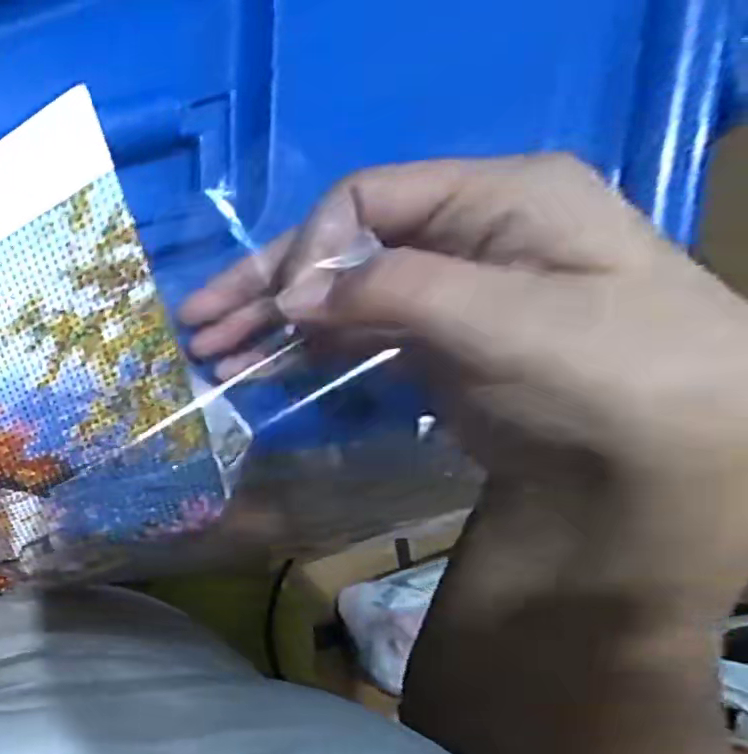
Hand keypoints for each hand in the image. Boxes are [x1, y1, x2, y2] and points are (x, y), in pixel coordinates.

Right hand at [178, 155, 747, 502]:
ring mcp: (435, 290)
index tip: (284, 309)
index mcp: (493, 200)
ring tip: (207, 355)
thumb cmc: (604, 368)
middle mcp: (457, 235)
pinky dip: (291, 350)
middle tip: (194, 324)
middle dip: (260, 286)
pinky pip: (339, 333)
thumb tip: (288, 294)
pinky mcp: (420, 339)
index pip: (362, 200)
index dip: (309, 248)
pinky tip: (249, 370)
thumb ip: (391, 292)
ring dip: (264, 323)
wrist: (661, 453)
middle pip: (331, 248)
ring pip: (327, 293)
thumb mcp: (506, 317)